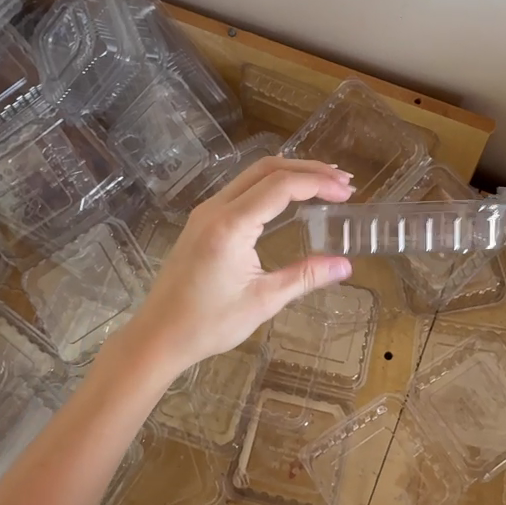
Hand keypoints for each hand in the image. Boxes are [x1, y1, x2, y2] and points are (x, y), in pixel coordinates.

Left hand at [112, 157, 354, 378]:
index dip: (318, 183)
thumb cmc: (208, 323)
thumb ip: (305, 277)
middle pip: (267, 169)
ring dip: (289, 174)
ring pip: (252, 175)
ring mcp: (206, 212)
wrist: (158, 335)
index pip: (281, 186)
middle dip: (308, 169)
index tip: (347, 192)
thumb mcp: (263, 301)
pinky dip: (271, 185)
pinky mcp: (203, 221)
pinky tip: (290, 197)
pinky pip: (241, 188)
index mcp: (231, 225)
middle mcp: (216, 208)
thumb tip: (346, 266)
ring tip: (324, 183)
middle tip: (343, 181)